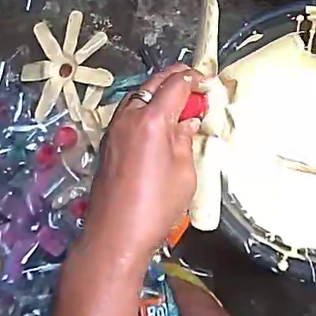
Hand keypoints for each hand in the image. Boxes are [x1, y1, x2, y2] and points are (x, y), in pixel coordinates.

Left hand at [82, 65, 200, 260]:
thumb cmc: (153, 209)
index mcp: (151, 120)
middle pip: (154, 82)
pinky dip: (146, 108)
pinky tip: (159, 123)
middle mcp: (129, 117)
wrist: (115, 235)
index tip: (207, 83)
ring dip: (159, 93)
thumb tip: (187, 123)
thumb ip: (186, 139)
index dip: (195, 79)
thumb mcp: (185, 173)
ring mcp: (115, 128)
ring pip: (139, 95)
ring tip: (180, 105)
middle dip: (177, 79)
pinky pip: (129, 112)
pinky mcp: (108, 141)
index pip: (176, 84)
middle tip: (196, 87)